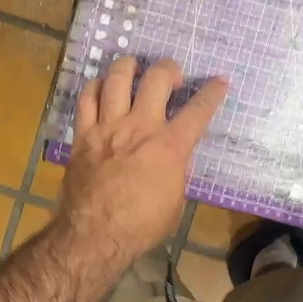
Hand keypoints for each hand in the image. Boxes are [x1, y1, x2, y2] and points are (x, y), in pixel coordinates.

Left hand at [59, 56, 228, 265]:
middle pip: (156, 78)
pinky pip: (87, 99)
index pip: (199, 110)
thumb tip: (174, 159)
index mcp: (170, 146)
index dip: (212, 92)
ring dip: (128, 67)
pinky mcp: (83, 134)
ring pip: (116, 79)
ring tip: (134, 66)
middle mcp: (141, 126)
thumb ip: (177, 171)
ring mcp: (109, 127)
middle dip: (169, 69)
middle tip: (171, 75)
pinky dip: (95, 87)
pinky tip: (101, 87)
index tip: (219, 81)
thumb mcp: (176, 200)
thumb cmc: (142, 226)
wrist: (95, 234)